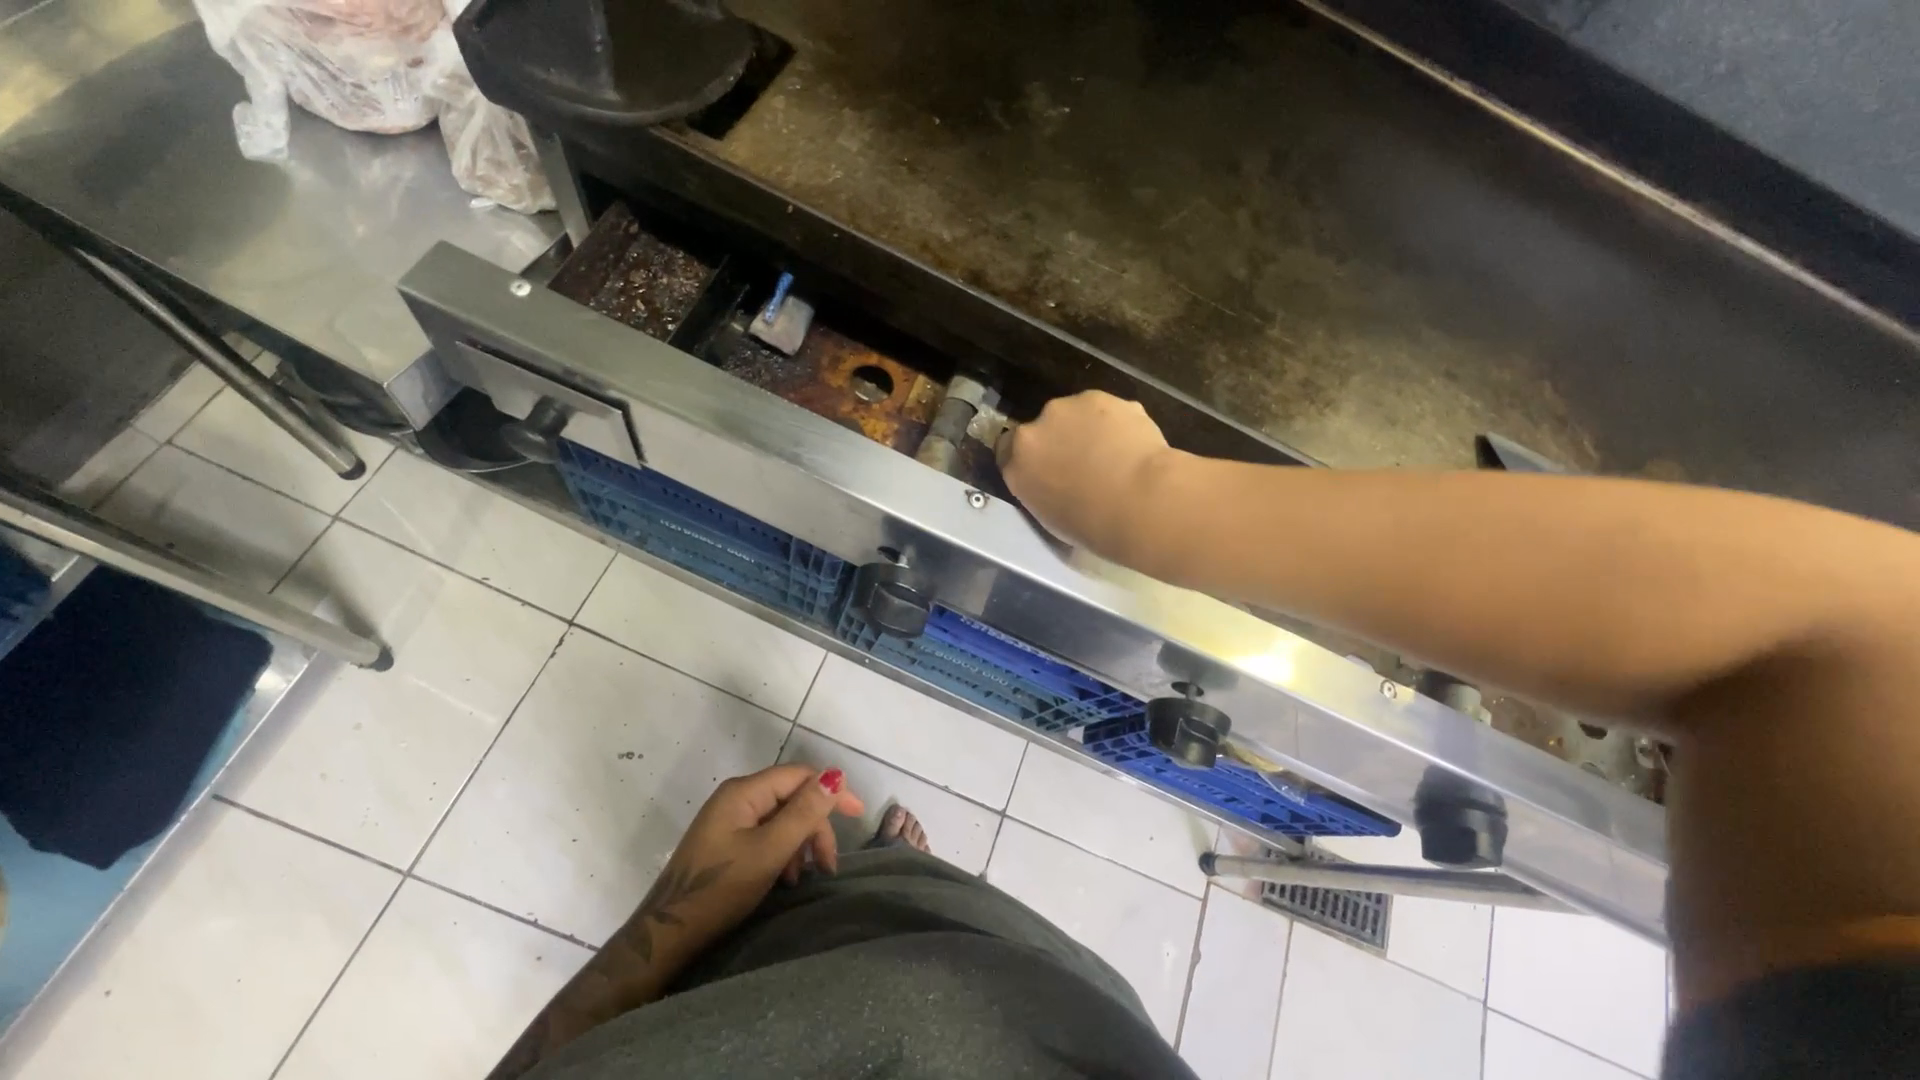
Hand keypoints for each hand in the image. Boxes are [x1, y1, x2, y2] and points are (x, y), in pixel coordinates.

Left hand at [640, 764, 864, 954]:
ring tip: (805, 877)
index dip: (832, 790)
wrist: (668, 935)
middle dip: (816, 827)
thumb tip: (834, 775)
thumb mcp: (769, 851)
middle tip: (828, 865)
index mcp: (743, 792)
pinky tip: (785, 879)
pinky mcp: (726, 843)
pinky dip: (784, 853)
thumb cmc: (720, 889)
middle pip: (791, 797)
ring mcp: (729, 821)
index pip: (799, 775)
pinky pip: (767, 836)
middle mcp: (736, 798)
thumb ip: (804, 812)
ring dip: (801, 843)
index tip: (859, 817)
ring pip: (781, 819)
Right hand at [1000, 390, 1177, 556]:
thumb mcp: (1050, 517)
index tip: (1048, 471)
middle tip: (1086, 466)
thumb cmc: (1092, 525)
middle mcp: (1036, 428)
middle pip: (1043, 429)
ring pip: (1075, 415)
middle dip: (1060, 441)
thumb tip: (1055, 484)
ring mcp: (1069, 408)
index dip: (1030, 459)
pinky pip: (1105, 410)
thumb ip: (1042, 490)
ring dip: (1088, 429)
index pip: (1008, 451)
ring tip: (1114, 455)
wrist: (1138, 500)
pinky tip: (1133, 445)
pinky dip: (1115, 423)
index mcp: (1018, 462)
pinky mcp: (1102, 397)